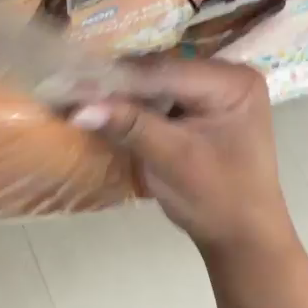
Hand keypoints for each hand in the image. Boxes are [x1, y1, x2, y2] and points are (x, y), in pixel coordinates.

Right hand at [71, 58, 296, 256]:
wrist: (241, 236)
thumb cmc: (217, 198)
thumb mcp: (171, 159)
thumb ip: (128, 125)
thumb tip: (78, 108)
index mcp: (232, 82)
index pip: (164, 72)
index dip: (116, 80)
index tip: (70, 85)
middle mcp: (225, 75)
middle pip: (156, 72)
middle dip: (113, 85)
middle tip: (66, 89)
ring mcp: (211, 90)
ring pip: (151, 83)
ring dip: (116, 94)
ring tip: (74, 97)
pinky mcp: (197, 106)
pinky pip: (155, 97)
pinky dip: (128, 105)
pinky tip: (98, 109)